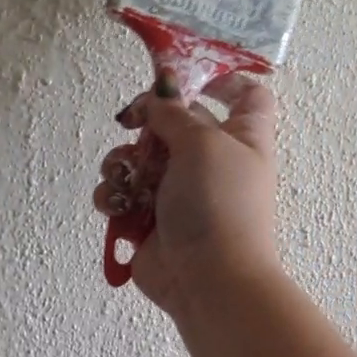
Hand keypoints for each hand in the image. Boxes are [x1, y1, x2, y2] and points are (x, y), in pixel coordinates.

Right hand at [93, 73, 283, 312]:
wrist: (207, 277)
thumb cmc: (218, 205)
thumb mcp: (202, 143)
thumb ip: (174, 113)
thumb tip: (156, 97)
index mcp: (240, 137)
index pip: (245, 95)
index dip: (221, 80)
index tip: (184, 79)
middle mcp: (209, 161)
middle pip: (172, 125)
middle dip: (145, 125)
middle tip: (130, 126)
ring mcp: (176, 192)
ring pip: (136, 160)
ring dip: (120, 164)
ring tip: (122, 179)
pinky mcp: (147, 220)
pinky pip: (120, 196)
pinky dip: (112, 197)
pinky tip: (115, 206)